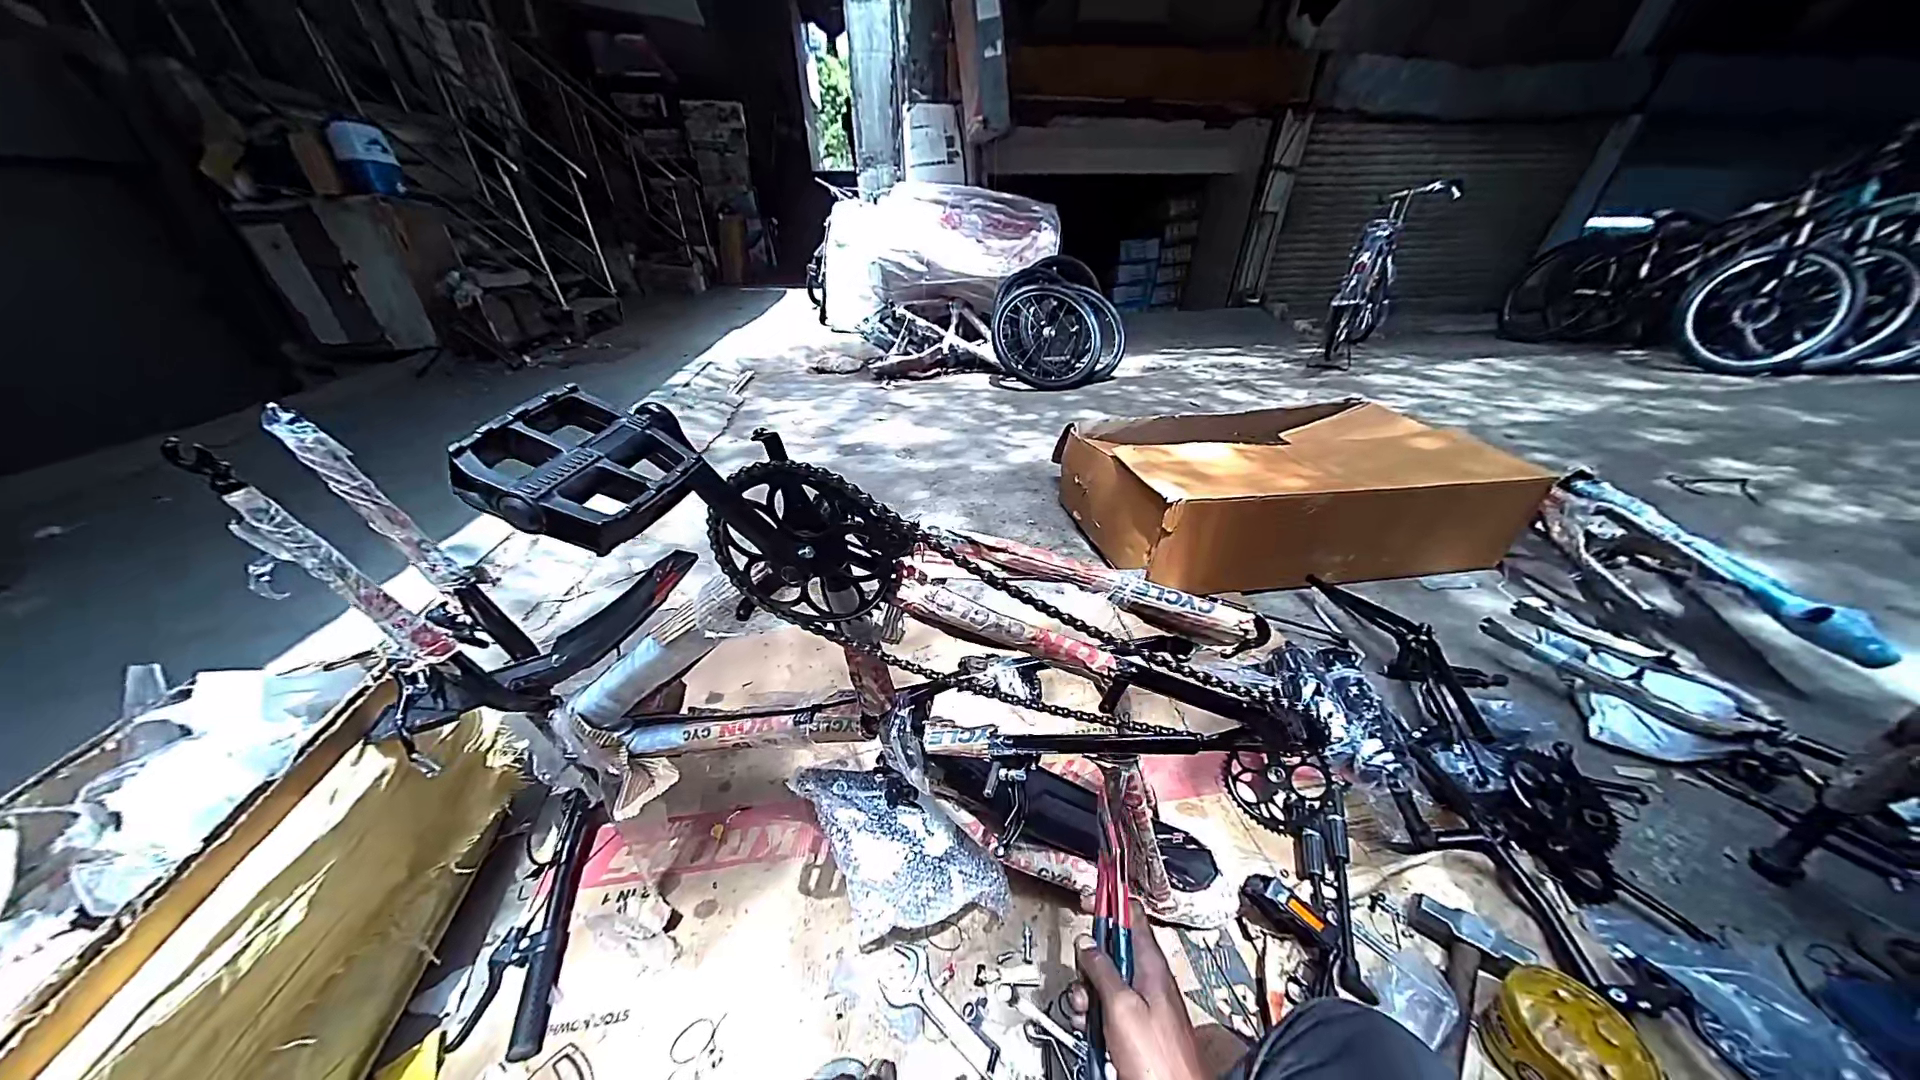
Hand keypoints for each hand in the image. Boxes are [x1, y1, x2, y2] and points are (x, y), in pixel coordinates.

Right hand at [1070, 903, 1209, 1079]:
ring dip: (1088, 992)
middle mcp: (1148, 979)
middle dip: (1090, 960)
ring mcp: (1142, 1003)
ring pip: (1105, 979)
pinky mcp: (1135, 1026)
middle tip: (1084, 975)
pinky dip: (1093, 1013)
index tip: (1088, 900)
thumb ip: (1102, 969)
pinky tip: (1091, 1028)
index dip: (1109, 902)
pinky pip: (1107, 1006)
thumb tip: (1087, 942)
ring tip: (1086, 1010)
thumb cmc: (1160, 1061)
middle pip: (1112, 949)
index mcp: (1151, 964)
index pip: (1131, 914)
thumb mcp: (1121, 1006)